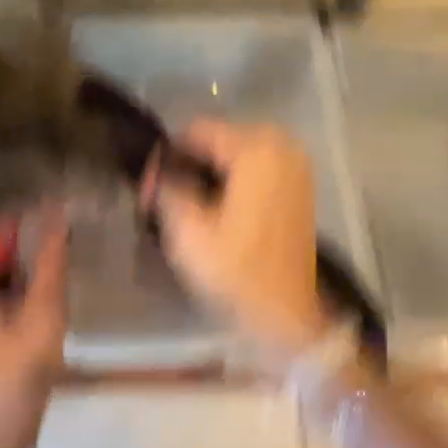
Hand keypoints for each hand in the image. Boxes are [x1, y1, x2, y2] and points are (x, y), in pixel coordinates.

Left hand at [0, 212, 68, 447]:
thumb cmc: (16, 377)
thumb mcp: (43, 316)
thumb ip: (50, 263)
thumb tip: (57, 216)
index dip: (7, 230)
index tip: (39, 242)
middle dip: (11, 255)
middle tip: (43, 275)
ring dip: (9, 276)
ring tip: (38, 298)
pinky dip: (0, 294)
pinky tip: (26, 316)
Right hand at [150, 121, 328, 355]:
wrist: (290, 316)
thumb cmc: (239, 273)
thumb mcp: (189, 233)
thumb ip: (167, 188)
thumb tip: (155, 169)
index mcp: (255, 150)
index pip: (195, 132)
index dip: (166, 157)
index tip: (149, 190)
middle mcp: (280, 144)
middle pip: (215, 139)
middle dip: (187, 164)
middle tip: (164, 200)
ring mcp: (294, 163)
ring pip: (233, 152)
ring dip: (208, 171)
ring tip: (187, 206)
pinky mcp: (298, 182)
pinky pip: (254, 166)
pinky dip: (232, 179)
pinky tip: (216, 208)